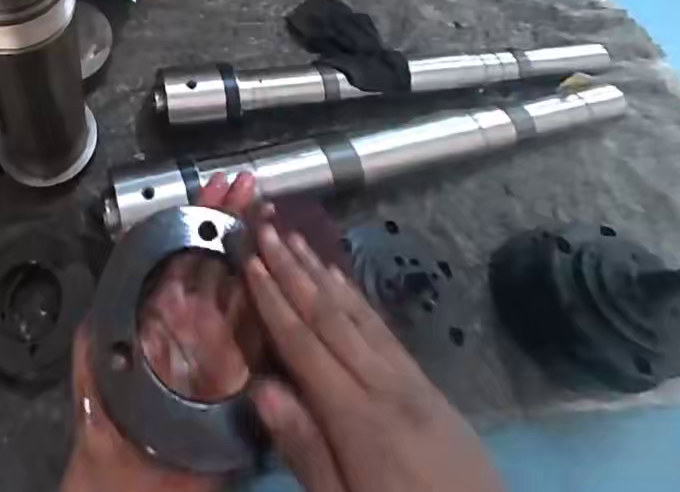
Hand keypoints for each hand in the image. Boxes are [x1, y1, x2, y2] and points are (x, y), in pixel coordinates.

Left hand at [60, 173, 261, 490]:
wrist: (132, 487)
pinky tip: (281, 267)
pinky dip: (271, 297)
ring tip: (267, 209)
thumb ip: (98, 328)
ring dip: (254, 245)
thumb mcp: (95, 366)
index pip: (184, 253)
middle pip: (217, 259)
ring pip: (241, 283)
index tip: (216, 187)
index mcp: (161, 311)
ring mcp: (221, 342)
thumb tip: (110, 283)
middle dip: (231, 218)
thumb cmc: (109, 428)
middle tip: (248, 184)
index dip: (199, 218)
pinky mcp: (243, 372)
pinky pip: (259, 330)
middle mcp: (194, 319)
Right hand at [243, 224, 499, 491]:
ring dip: (322, 272)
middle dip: (293, 271)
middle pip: (329, 316)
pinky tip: (342, 279)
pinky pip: (384, 329)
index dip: (274, 301)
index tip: (251, 260)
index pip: (304, 345)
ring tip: (297, 238)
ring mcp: (409, 379)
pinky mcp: (428, 384)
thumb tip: (260, 387)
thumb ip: (307, 450)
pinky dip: (357, 298)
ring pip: (357, 313)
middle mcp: (383, 384)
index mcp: (357, 418)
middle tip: (267, 229)